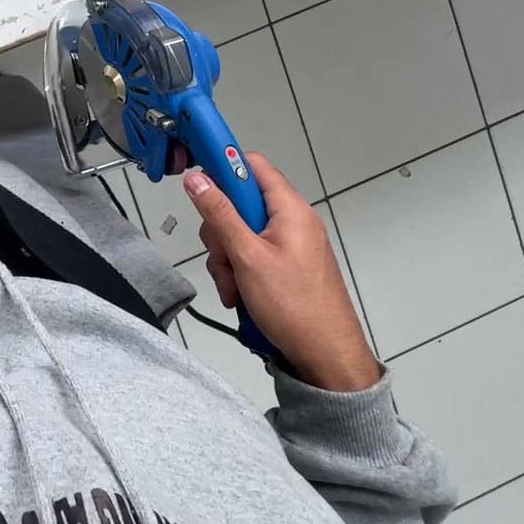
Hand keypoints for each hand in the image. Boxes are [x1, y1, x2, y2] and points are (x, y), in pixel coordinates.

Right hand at [185, 153, 380, 392]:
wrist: (328, 360)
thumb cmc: (292, 304)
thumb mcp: (247, 256)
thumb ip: (219, 213)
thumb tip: (195, 177)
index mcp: (289, 208)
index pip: (250, 164)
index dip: (221, 166)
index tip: (195, 185)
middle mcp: (291, 220)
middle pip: (238, 202)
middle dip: (220, 230)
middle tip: (222, 257)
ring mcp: (289, 244)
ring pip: (239, 232)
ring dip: (226, 257)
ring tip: (234, 287)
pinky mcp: (286, 265)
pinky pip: (251, 254)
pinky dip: (239, 271)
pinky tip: (239, 295)